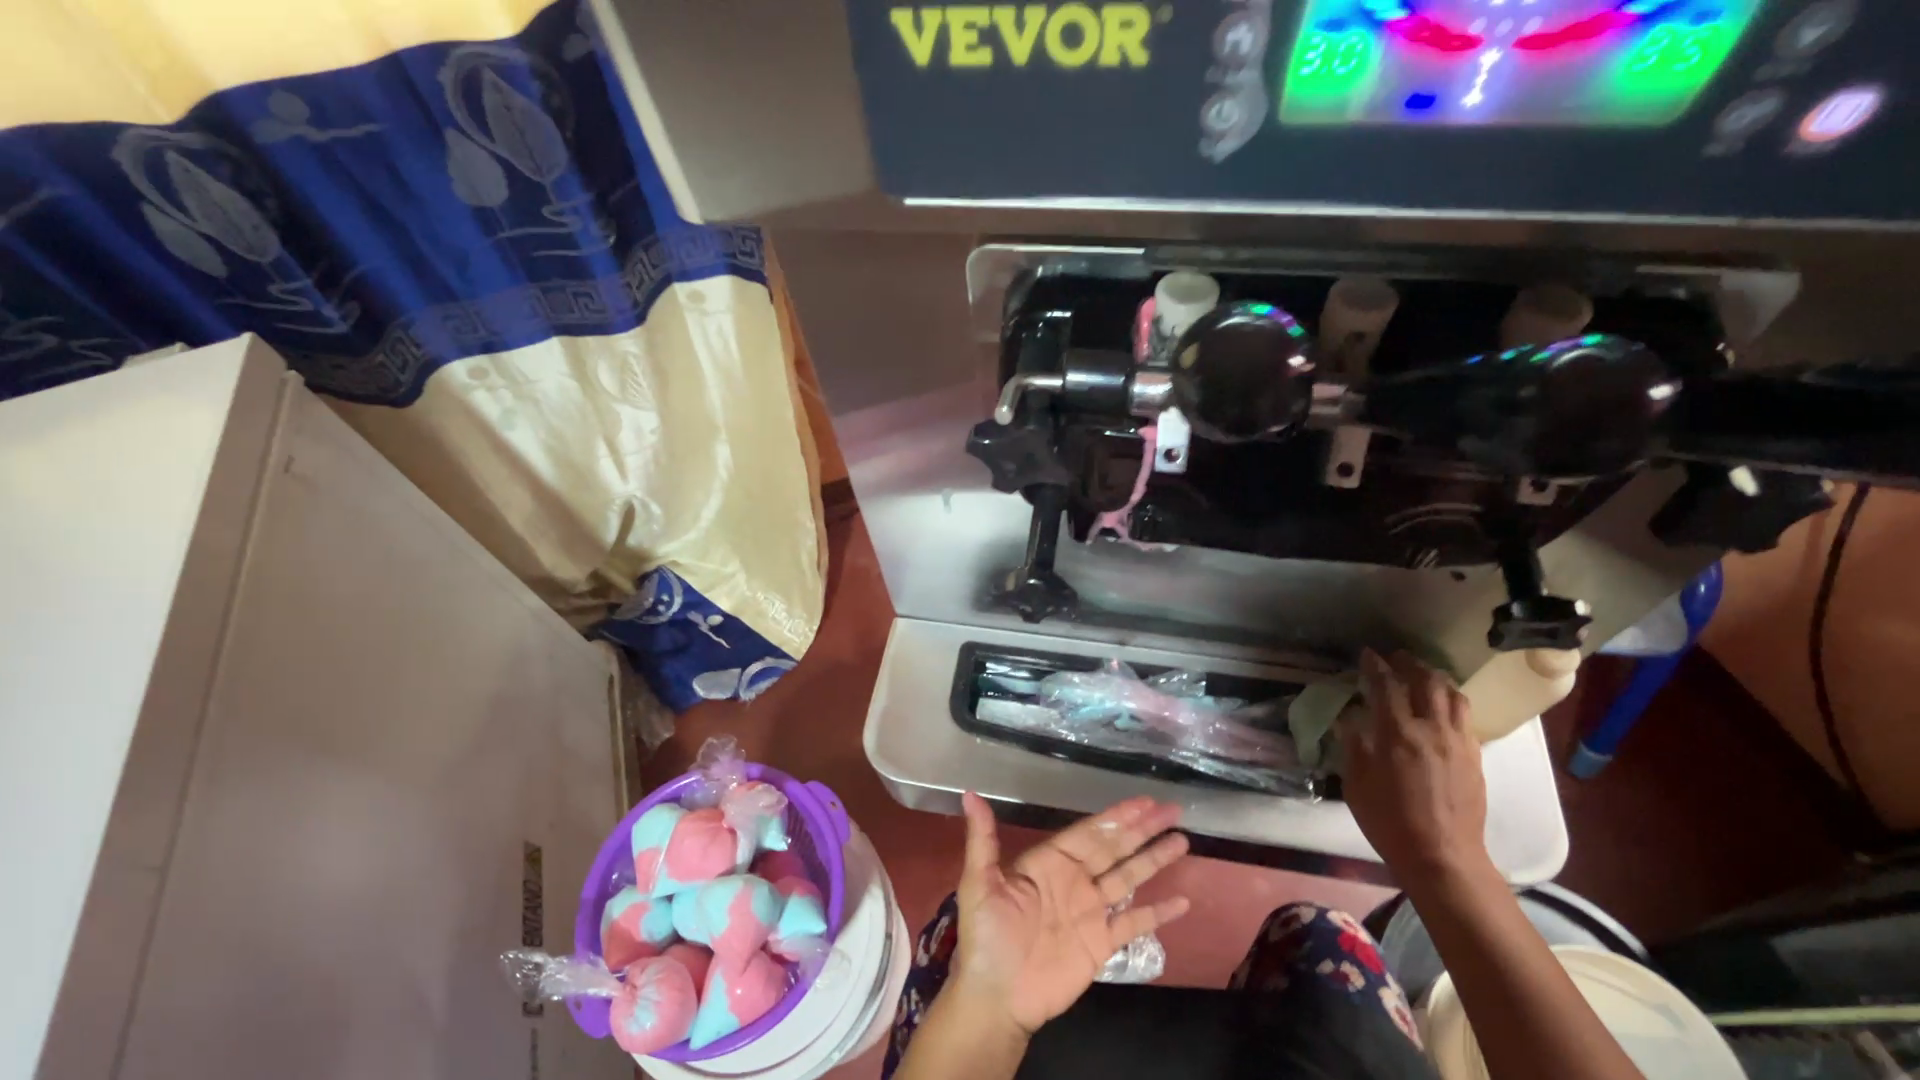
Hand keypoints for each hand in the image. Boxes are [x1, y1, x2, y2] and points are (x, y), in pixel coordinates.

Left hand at [948, 792, 1190, 1035]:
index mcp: (1048, 864)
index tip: (1143, 802)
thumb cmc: (986, 938)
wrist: (997, 997)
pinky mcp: (1101, 944)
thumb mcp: (979, 883)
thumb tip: (969, 794)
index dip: (1116, 817)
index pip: (1089, 833)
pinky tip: (1182, 901)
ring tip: (1182, 840)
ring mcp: (1090, 912)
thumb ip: (982, 839)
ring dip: (1154, 860)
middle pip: (1114, 849)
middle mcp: (1073, 882)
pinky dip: (1157, 912)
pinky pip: (1134, 924)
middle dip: (1142, 829)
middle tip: (1172, 809)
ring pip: (1128, 878)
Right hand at [1341, 649, 1491, 885]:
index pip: (1386, 686)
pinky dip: (1451, 700)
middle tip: (1397, 658)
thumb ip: (1354, 747)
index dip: (1376, 666)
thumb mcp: (1356, 785)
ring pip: (1452, 694)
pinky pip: (1464, 715)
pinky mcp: (1474, 755)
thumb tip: (1350, 720)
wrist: (1442, 856)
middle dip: (1410, 664)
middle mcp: (1431, 729)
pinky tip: (1442, 707)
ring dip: (1436, 678)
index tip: (1368, 654)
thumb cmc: (1389, 822)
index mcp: (1397, 735)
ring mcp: (1458, 741)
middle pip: (1426, 681)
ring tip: (1423, 676)